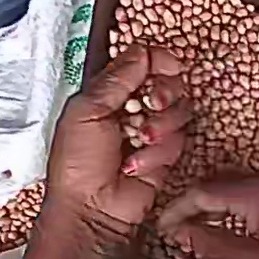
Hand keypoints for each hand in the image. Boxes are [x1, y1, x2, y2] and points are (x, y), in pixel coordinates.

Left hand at [43, 44, 190, 251]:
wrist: (92, 208)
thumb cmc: (78, 163)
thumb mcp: (87, 111)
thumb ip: (117, 79)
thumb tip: (143, 51)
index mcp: (110, 93)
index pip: (143, 63)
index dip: (159, 60)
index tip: (168, 64)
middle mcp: (135, 109)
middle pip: (169, 83)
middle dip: (164, 93)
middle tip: (152, 105)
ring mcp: (153, 132)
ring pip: (180, 111)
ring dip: (161, 126)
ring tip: (139, 141)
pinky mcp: (166, 155)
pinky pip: (179, 140)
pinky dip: (158, 152)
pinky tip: (137, 164)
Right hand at [156, 171, 258, 258]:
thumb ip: (211, 244)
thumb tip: (180, 233)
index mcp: (257, 193)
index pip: (204, 192)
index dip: (178, 209)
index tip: (163, 227)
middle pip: (214, 182)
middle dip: (191, 204)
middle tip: (174, 229)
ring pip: (227, 182)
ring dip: (208, 202)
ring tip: (192, 229)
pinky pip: (243, 186)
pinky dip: (226, 201)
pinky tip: (217, 223)